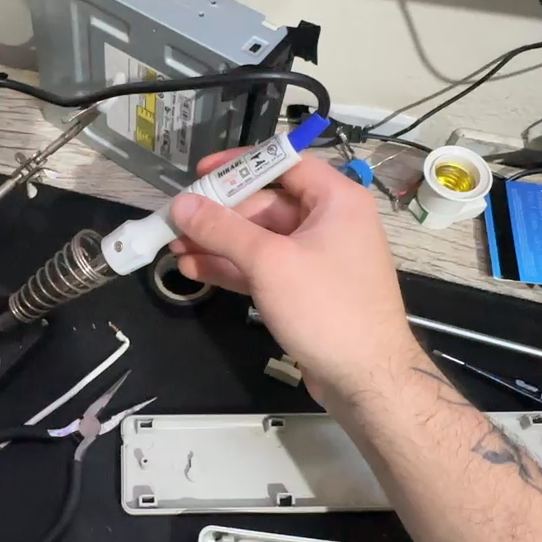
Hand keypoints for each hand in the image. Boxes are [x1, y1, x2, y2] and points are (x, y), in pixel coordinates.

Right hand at [169, 152, 420, 401]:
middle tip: (178, 223)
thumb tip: (181, 204)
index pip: (284, 162)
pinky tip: (195, 270)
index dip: (240, 164)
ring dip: (218, 244)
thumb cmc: (327, 309)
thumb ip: (222, 230)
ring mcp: (318, 258)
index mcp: (336, 200)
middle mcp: (330, 222)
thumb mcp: (270, 262)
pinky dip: (232, 268)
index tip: (201, 173)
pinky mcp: (305, 290)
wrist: (366, 379)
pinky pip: (264, 267)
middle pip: (266, 203)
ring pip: (260, 239)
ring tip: (175, 249)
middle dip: (219, 215)